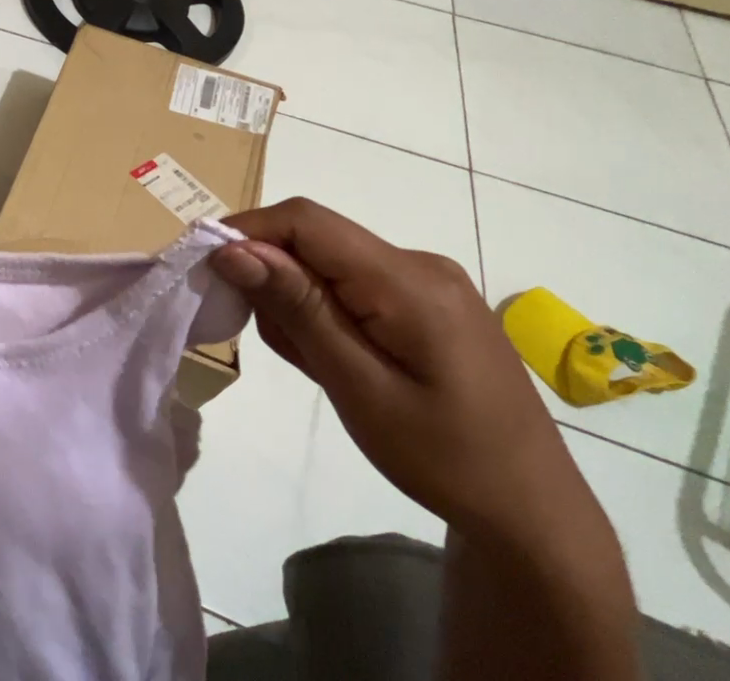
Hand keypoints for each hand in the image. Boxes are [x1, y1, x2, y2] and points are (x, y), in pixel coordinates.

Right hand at [211, 198, 590, 544]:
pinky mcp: (423, 303)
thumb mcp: (357, 386)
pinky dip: (322, 317)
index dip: (243, 232)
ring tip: (319, 369)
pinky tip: (338, 365)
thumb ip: (297, 309)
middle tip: (282, 349)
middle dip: (271, 282)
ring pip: (322, 266)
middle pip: (311, 242)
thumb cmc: (442, 455)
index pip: (305, 221)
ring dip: (296, 307)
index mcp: (407, 281)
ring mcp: (425, 282)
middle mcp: (418, 265)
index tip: (202, 272)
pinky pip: (347, 287)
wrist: (527, 508)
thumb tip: (232, 250)